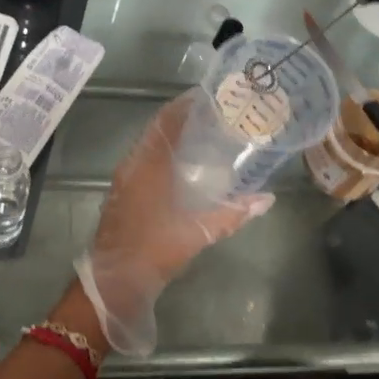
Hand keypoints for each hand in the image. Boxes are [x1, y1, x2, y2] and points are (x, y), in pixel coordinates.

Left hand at [74, 93, 275, 355]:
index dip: (184, 105)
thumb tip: (267, 199)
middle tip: (213, 115)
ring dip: (172, 137)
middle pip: (157, 131)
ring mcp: (124, 180)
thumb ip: (232, 214)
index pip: (165, 122)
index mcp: (147, 166)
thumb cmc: (152, 251)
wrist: (111, 283)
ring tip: (203, 135)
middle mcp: (132, 165)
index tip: (208, 96)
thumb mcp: (197, 233)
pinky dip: (163, 155)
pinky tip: (184, 167)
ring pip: (149, 147)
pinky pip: (144, 162)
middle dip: (182, 119)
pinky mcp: (122, 194)